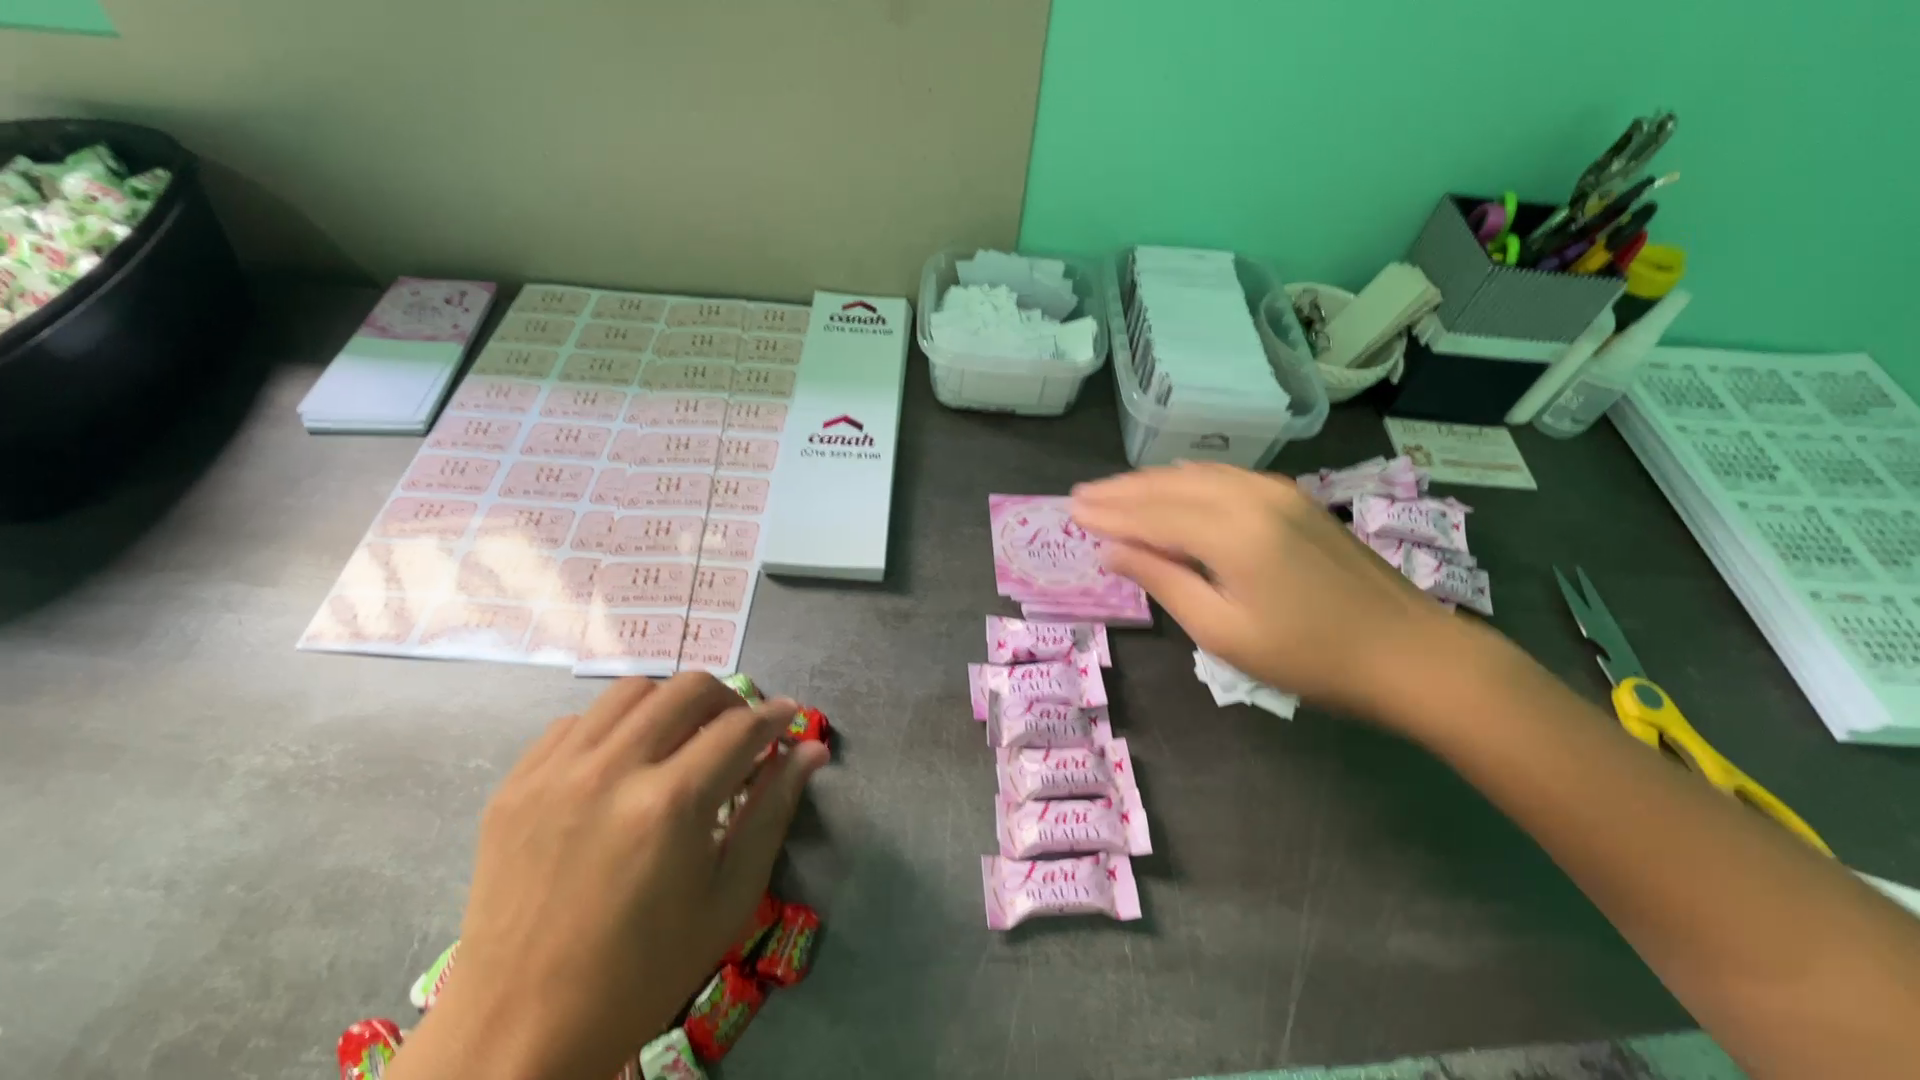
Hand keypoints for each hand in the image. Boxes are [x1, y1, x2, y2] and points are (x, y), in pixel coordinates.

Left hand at [395, 675, 828, 1079]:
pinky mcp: (517, 783)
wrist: (526, 1022)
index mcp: (672, 804)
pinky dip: (613, 727)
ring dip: (670, 703)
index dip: (775, 716)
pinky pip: (576, 722)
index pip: (740, 727)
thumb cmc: (645, 970)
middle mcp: (612, 769)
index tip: (789, 716)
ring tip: (681, 740)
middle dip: (729, 699)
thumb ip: (772, 812)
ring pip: (629, 691)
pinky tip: (622, 764)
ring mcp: (555, 771)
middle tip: (739, 731)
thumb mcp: (729, 898)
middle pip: (687, 689)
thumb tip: (810, 751)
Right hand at [1071, 462, 1466, 718]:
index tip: (1070, 511)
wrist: (1409, 653)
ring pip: (1200, 475)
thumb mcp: (1224, 632)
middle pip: (1172, 485)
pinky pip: (1228, 477)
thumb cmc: (1309, 657)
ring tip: (1116, 491)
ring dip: (1154, 482)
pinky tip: (1176, 486)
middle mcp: (1252, 496)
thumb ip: (1164, 582)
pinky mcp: (1297, 501)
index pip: (1152, 513)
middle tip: (1081, 496)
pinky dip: (1190, 481)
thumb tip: (1111, 552)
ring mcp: (1280, 493)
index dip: (1109, 513)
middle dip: (1124, 491)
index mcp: (1231, 531)